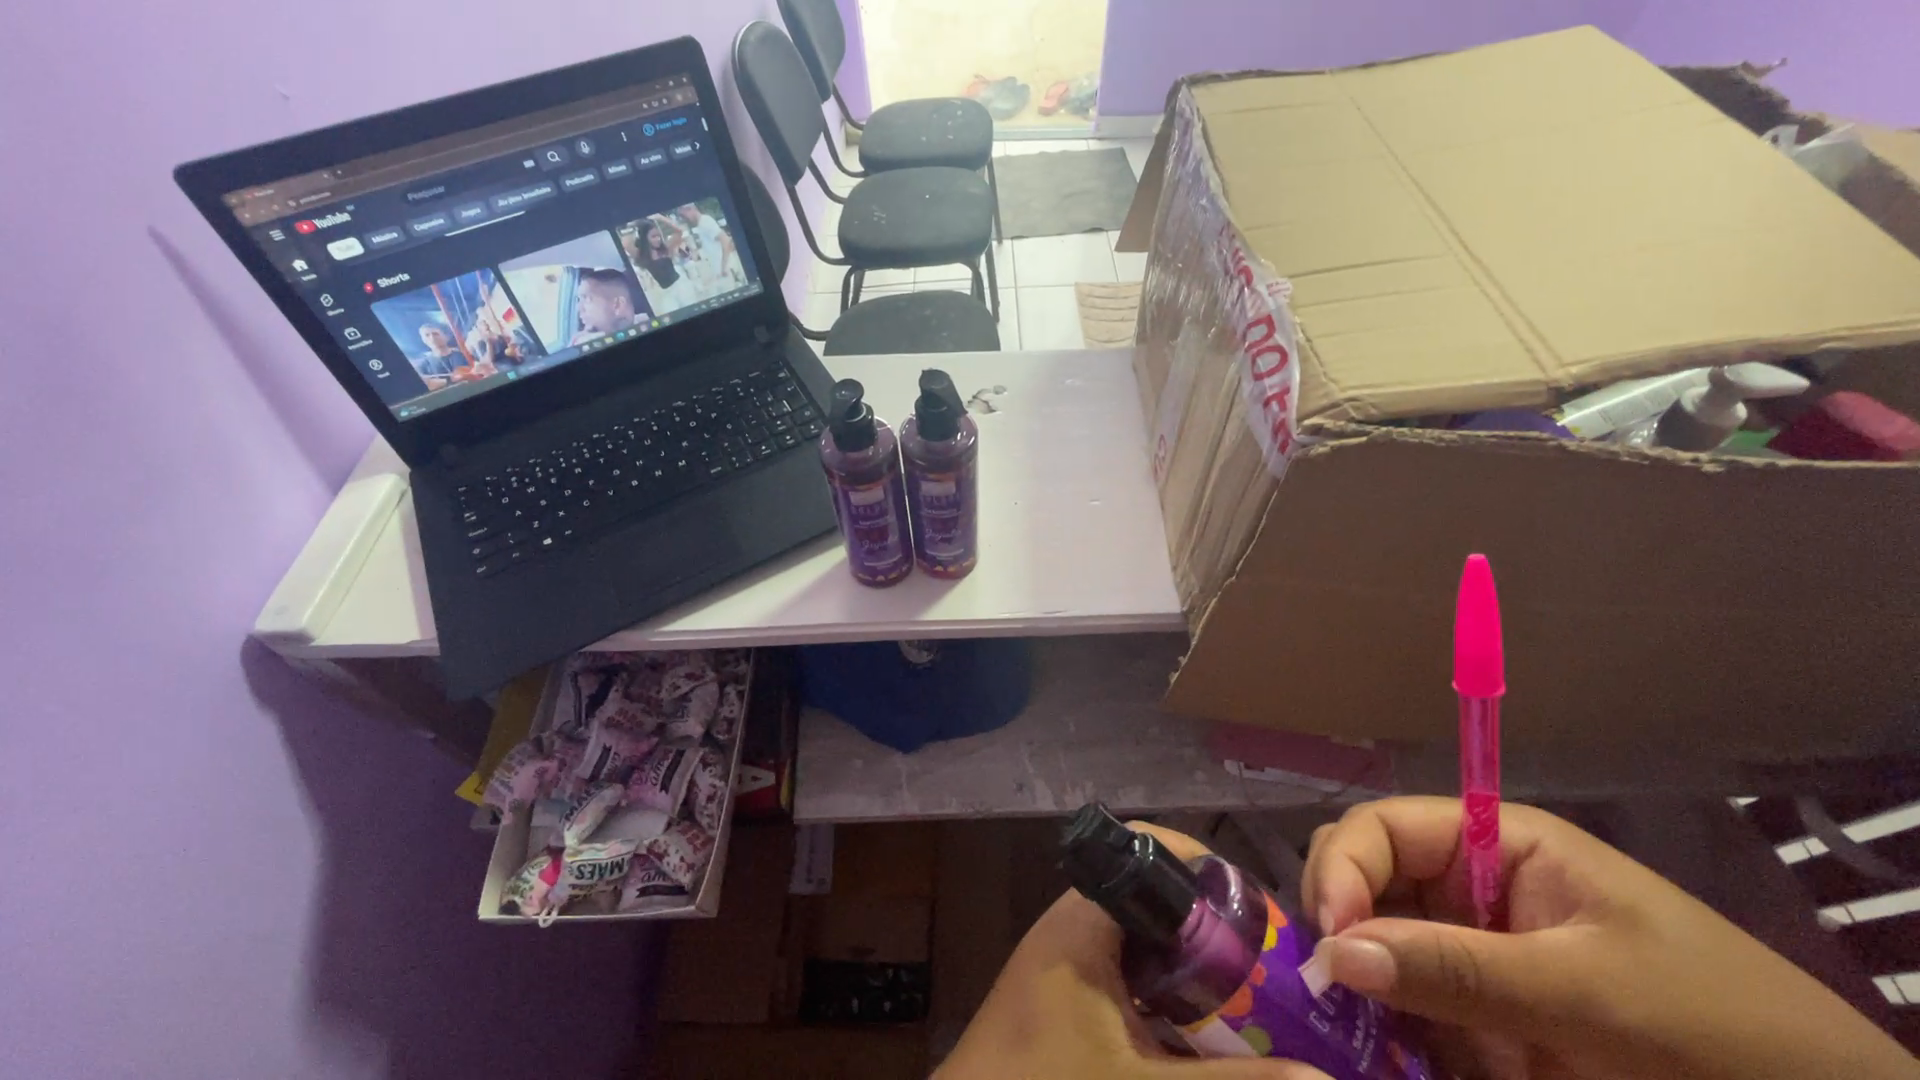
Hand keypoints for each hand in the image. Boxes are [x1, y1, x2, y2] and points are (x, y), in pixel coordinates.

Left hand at [937, 822, 1329, 1079]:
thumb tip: (1326, 1079)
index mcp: (1086, 921)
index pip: (1153, 852)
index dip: (1213, 872)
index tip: (1267, 919)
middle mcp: (1075, 927)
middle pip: (1158, 900)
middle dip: (1218, 932)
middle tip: (1277, 972)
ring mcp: (1066, 962)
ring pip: (1147, 944)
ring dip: (1197, 970)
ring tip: (1259, 1004)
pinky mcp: (1064, 997)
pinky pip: (1129, 977)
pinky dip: (1169, 997)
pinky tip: (1207, 1037)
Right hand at [1303, 797, 1918, 1079]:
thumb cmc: (1720, 1032)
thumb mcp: (1589, 995)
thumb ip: (1457, 969)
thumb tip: (1332, 952)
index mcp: (1498, 845)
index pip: (1384, 828)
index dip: (1344, 867)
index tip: (1331, 937)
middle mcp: (1473, 888)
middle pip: (1368, 880)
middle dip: (1340, 924)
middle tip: (1330, 989)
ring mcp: (1475, 954)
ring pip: (1377, 947)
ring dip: (1355, 985)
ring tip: (1346, 1033)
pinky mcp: (1481, 1017)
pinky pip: (1407, 1007)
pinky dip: (1384, 1028)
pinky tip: (1378, 1054)